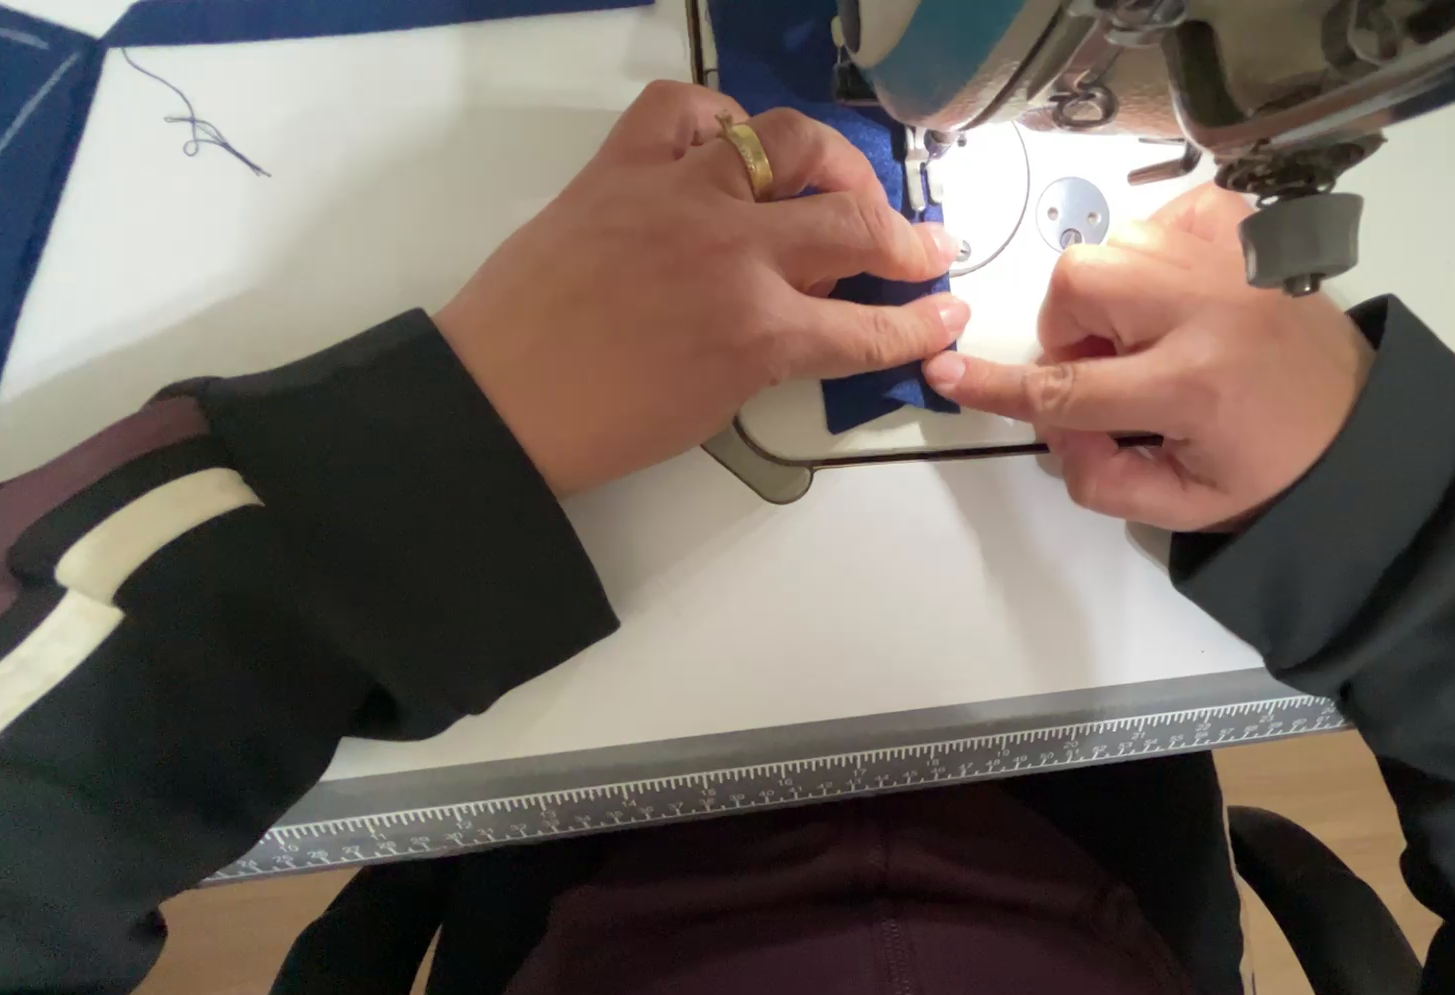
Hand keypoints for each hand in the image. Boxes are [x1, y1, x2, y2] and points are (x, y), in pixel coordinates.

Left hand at [437, 80, 966, 495]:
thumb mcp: (723, 402)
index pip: (871, 326)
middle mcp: (735, 253)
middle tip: (928, 245)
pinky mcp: (622, 167)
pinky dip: (723, 120)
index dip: (923, 324)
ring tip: (845, 182)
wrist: (503, 400)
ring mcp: (679, 197)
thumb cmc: (613, 424)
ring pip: (789, 142)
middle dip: (911, 239)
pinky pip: (686, 110)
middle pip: (854, 224)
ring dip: (837, 162)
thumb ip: (782, 350)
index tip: (951, 312)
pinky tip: (735, 148)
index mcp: (761, 332)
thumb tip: (818, 311)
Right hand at [922, 185, 1373, 531]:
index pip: (1067, 388)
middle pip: (1078, 285)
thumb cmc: (1265, 473)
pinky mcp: (1246, 225)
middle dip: (1065, 331)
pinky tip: (1172, 298)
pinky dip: (1143, 259)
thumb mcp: (1178, 507)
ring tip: (1143, 338)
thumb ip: (1096, 477)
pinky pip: (1154, 218)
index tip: (945, 372)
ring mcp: (1232, 255)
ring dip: (1101, 299)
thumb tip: (1054, 425)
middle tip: (1100, 369)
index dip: (998, 386)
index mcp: (1193, 387)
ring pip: (1108, 246)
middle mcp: (1209, 307)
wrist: (1361, 427)